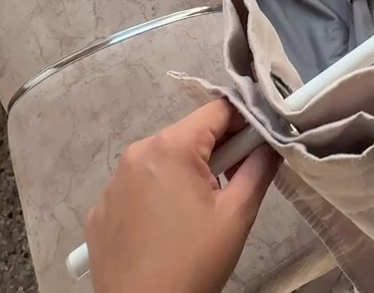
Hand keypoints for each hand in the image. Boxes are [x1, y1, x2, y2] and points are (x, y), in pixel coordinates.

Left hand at [85, 100, 277, 292]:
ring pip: (165, 158)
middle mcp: (137, 153)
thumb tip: (272, 139)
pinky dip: (158, 194)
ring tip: (201, 210)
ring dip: (188, 171)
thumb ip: (260, 165)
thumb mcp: (238, 213)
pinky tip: (167, 228)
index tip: (260, 144)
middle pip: (191, 133)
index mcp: (171, 146)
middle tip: (234, 182)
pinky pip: (139, 186)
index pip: (219, 109)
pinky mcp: (100, 212)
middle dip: (218, 150)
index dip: (246, 120)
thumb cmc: (194, 264)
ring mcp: (113, 184)